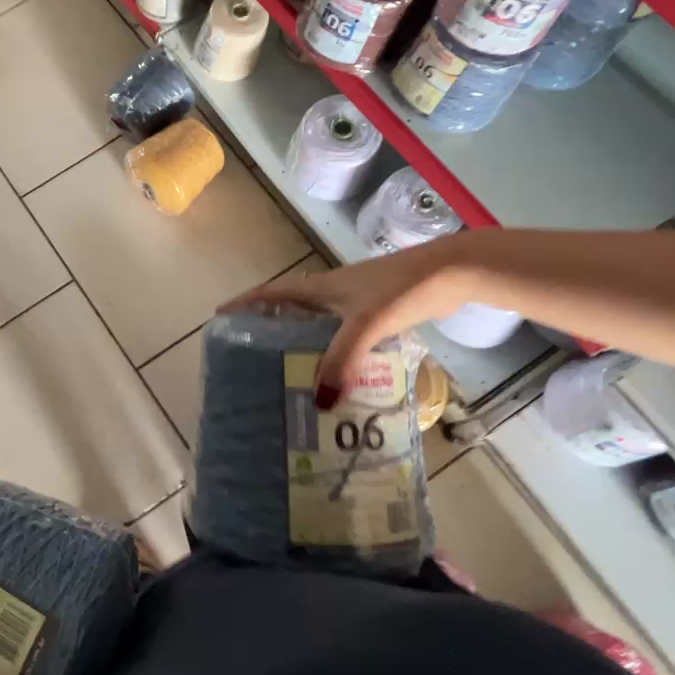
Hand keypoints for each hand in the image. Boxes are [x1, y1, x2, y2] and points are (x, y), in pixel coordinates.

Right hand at [219, 239, 469, 409]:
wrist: (453, 271)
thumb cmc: (402, 289)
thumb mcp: (367, 324)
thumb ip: (342, 361)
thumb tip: (319, 402)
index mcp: (322, 286)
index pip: (273, 292)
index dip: (246, 302)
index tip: (221, 315)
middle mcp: (334, 290)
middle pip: (292, 307)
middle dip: (271, 327)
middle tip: (254, 355)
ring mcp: (359, 300)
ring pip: (321, 322)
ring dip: (305, 341)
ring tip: (292, 371)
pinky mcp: (381, 310)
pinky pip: (346, 333)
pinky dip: (337, 350)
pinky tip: (343, 373)